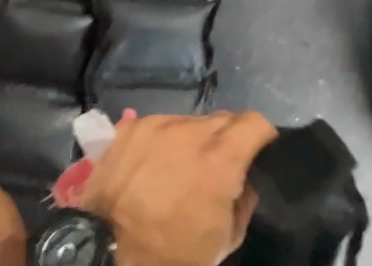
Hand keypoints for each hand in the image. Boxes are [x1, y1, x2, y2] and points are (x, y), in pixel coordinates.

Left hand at [79, 109, 277, 265]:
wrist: (109, 250)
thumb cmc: (175, 252)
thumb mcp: (225, 239)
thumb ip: (245, 201)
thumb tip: (246, 179)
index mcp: (221, 158)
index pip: (255, 122)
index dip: (262, 136)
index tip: (258, 151)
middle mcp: (191, 131)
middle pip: (223, 119)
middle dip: (228, 139)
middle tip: (218, 167)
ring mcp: (158, 125)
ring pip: (191, 120)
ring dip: (195, 139)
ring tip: (181, 168)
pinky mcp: (132, 127)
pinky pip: (160, 125)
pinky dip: (165, 140)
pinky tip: (155, 165)